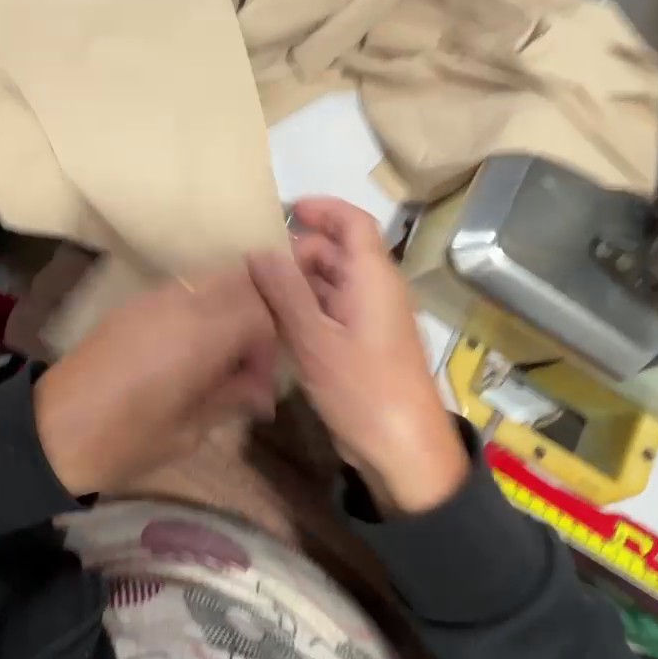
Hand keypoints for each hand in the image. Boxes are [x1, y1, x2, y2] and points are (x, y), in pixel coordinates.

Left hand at [34, 268, 278, 496]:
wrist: (51, 432)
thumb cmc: (125, 441)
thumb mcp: (188, 431)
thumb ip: (231, 398)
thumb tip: (262, 390)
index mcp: (200, 336)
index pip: (261, 313)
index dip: (270, 346)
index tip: (259, 385)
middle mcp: (180, 304)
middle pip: (241, 284)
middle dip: (257, 317)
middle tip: (249, 362)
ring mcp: (152, 299)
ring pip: (211, 280)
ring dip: (229, 308)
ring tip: (223, 354)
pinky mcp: (132, 305)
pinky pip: (182, 290)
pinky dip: (201, 308)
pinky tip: (192, 348)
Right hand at [248, 197, 467, 513]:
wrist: (404, 449)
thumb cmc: (363, 388)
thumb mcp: (315, 340)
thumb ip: (285, 292)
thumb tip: (260, 251)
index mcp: (372, 277)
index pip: (353, 222)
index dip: (322, 209)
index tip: (285, 210)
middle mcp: (376, 290)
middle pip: (338, 253)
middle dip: (298, 252)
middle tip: (253, 266)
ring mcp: (372, 319)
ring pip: (334, 284)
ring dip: (299, 283)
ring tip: (255, 293)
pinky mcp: (366, 345)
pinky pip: (334, 311)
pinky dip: (307, 309)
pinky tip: (275, 324)